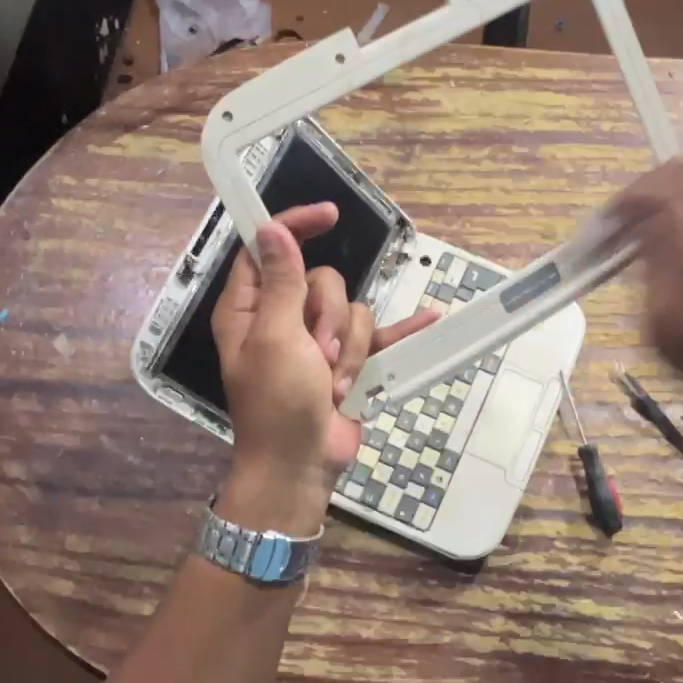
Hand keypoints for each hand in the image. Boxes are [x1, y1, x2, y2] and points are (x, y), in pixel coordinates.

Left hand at [211, 202, 437, 533]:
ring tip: (333, 385)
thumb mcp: (276, 339)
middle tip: (317, 356)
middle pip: (323, 281)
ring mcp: (318, 342)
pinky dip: (401, 333)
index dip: (295, 226)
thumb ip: (281, 283)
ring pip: (353, 311)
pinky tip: (431, 320)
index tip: (329, 215)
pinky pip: (378, 337)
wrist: (300, 467)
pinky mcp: (348, 363)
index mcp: (251, 308)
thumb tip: (273, 230)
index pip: (269, 248)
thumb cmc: (277, 405)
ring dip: (350, 350)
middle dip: (329, 319)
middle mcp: (284, 318)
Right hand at [612, 156, 682, 424]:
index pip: (668, 192)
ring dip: (677, 186)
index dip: (631, 197)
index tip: (609, 216)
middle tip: (629, 204)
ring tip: (648, 213)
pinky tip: (674, 227)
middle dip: (657, 178)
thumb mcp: (659, 319)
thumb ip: (651, 262)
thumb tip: (640, 223)